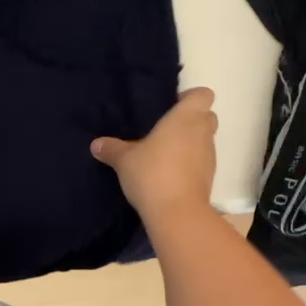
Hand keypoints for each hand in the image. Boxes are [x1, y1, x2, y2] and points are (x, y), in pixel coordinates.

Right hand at [91, 87, 218, 217]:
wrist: (176, 211)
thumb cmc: (152, 173)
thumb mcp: (124, 161)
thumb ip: (112, 149)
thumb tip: (96, 144)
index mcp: (186, 117)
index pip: (202, 94)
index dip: (189, 98)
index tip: (171, 109)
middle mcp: (202, 131)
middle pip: (206, 116)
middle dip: (191, 121)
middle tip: (166, 133)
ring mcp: (209, 154)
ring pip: (203, 140)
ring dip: (190, 145)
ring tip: (164, 158)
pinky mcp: (209, 176)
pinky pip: (200, 162)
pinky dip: (190, 165)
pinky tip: (169, 176)